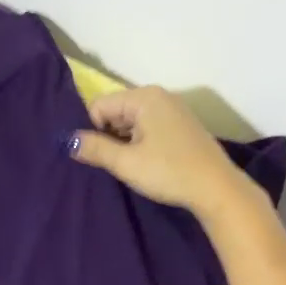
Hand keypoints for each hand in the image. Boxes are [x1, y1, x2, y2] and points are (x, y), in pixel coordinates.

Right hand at [68, 86, 262, 217]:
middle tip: (114, 165)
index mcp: (143, 97)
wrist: (216, 188)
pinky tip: (148, 165)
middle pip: (116, 112)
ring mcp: (174, 110)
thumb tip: (68, 141)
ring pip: (133, 122)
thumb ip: (95, 149)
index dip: (92, 131)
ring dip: (126, 143)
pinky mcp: (183, 127)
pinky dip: (142, 144)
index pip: (99, 106)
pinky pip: (150, 129)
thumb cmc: (168, 172)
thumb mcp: (127, 163)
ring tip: (131, 168)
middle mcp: (159, 96)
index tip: (99, 157)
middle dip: (109, 137)